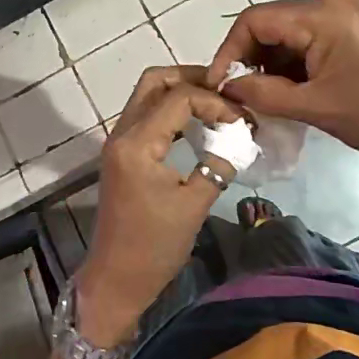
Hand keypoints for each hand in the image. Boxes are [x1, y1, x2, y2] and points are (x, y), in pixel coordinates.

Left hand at [78, 66, 246, 345]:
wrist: (117, 279)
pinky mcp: (121, 155)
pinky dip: (172, 111)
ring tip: (218, 106)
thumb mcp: (195, 205)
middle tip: (227, 94)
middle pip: (155, 81)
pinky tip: (198, 127)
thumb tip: (239, 142)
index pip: (179, 97)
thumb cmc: (155, 247)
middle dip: (193, 79)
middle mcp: (122, 133)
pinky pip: (146, 116)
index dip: (215, 100)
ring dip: (182, 92)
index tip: (242, 120)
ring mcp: (118, 143)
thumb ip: (218, 165)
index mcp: (137, 144)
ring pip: (148, 95)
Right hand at [207, 0, 358, 186]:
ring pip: (292, 35)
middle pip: (274, 24)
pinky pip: (314, 43)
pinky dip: (296, 66)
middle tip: (239, 97)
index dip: (229, 52)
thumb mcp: (316, 107)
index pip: (256, 20)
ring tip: (262, 101)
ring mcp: (351, 17)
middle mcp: (336, 4)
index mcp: (325, 14)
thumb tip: (227, 88)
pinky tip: (289, 94)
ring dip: (272, 65)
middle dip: (250, 59)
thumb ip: (263, 93)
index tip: (220, 87)